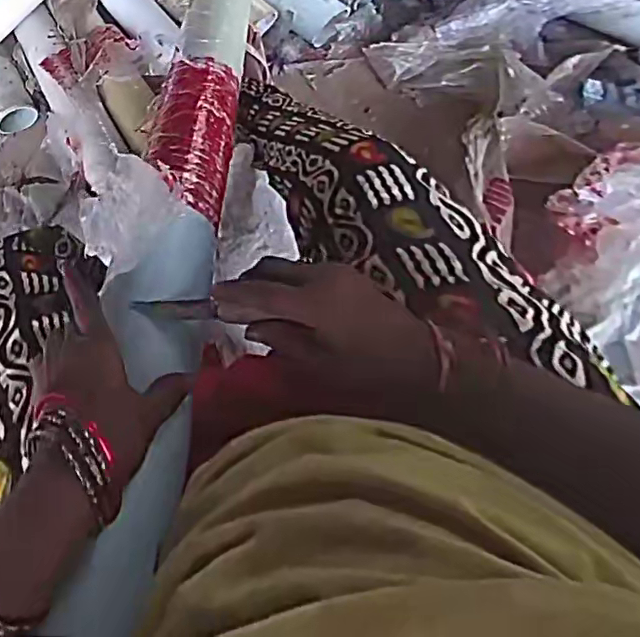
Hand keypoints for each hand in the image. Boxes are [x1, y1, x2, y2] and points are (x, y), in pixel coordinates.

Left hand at [34, 273, 190, 494]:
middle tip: (93, 344)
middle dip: (78, 330)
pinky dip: (52, 369)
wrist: (69, 470)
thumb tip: (189, 377)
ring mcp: (47, 366)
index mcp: (96, 345)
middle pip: (68, 327)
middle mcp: (67, 348)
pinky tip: (63, 387)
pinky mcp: (35, 388)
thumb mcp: (146, 415)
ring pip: (53, 344)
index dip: (78, 285)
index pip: (87, 307)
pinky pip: (43, 366)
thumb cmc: (112, 433)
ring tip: (80, 367)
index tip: (66, 266)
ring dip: (63, 348)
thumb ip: (166, 393)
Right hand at [212, 260, 445, 416]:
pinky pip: (302, 271)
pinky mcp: (345, 273)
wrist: (428, 359)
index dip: (233, 294)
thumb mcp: (323, 365)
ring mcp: (334, 271)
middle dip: (246, 282)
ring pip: (285, 267)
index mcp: (313, 302)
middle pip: (269, 270)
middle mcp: (320, 277)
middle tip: (229, 300)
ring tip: (254, 301)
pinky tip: (283, 300)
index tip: (211, 297)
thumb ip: (282, 340)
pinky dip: (285, 281)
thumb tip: (251, 326)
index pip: (260, 293)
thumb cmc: (373, 372)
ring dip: (266, 280)